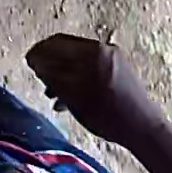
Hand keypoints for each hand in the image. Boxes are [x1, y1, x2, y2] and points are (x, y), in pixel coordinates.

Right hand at [26, 34, 167, 146]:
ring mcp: (112, 57)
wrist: (143, 128)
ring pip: (78, 58)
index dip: (39, 53)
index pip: (56, 45)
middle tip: (37, 74)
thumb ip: (53, 77)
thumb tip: (36, 62)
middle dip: (50, 60)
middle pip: (67, 48)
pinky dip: (77, 75)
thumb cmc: (107, 116)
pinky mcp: (119, 67)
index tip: (28, 62)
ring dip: (62, 70)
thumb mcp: (74, 98)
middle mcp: (102, 49)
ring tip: (51, 90)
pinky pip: (91, 65)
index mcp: (91, 53)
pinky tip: (69, 95)